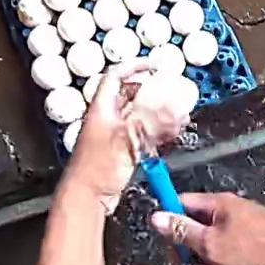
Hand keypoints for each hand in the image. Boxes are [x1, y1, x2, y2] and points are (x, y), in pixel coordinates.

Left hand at [61, 60, 192, 212]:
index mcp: (102, 109)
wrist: (87, 198)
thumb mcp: (126, 139)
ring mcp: (114, 135)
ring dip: (158, 113)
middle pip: (131, 95)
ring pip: (139, 116)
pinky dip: (157, 132)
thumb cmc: (95, 170)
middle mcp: (107, 119)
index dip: (134, 67)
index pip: (116, 76)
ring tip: (176, 114)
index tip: (152, 65)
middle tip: (170, 90)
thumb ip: (152, 121)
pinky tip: (170, 134)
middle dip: (152, 91)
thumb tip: (174, 107)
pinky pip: (143, 135)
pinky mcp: (122, 151)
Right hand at [148, 193, 264, 264]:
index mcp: (217, 203)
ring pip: (213, 239)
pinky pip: (230, 247)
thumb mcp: (211, 245)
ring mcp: (243, 221)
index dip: (170, 222)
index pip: (181, 203)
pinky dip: (226, 262)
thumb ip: (182, 232)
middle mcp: (229, 207)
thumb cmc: (253, 251)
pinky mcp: (255, 236)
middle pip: (196, 223)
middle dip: (191, 248)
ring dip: (209, 259)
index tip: (171, 247)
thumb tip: (154, 216)